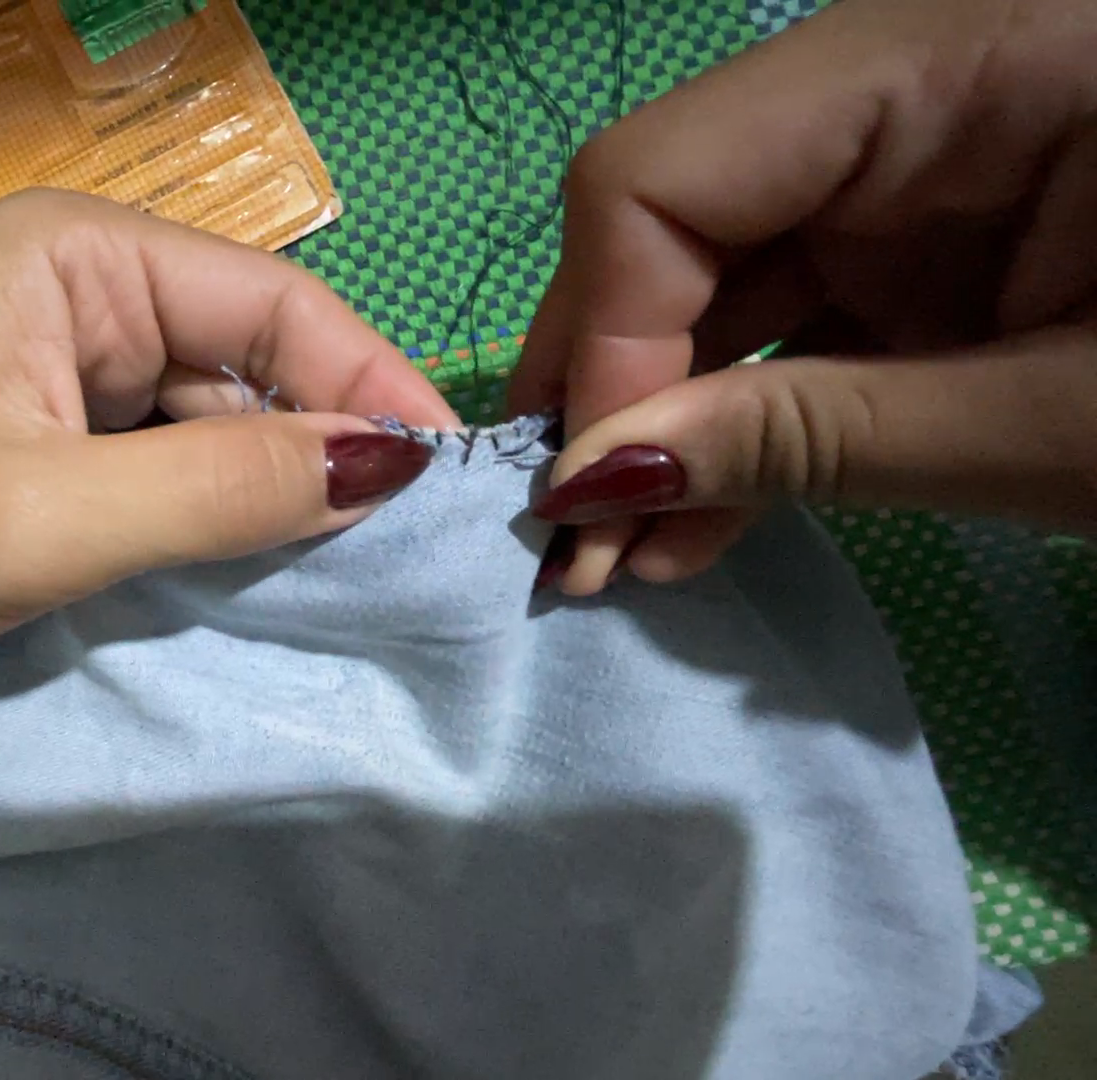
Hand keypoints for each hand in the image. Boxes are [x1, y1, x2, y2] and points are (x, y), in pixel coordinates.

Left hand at [0, 190, 456, 649]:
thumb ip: (217, 487)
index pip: (259, 299)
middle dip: (323, 429)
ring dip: (281, 469)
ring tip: (347, 534)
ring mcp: (86, 357)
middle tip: (401, 514)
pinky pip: (187, 448)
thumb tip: (381, 467)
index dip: (360, 373)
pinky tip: (268, 534)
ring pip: (225, 406)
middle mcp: (87, 288)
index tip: (435, 456)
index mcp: (71, 257)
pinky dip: (232, 493)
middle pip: (250, 350)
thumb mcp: (56, 514)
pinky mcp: (83, 424)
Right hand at [510, 0, 1096, 594]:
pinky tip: (694, 525)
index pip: (657, 180)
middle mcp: (906, 80)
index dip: (594, 333)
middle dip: (601, 396)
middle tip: (569, 531)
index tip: (587, 477)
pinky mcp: (919, 236)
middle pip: (656, 234)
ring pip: (699, 295)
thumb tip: (584, 486)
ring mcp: (906, 164)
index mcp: (971, 47)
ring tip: (624, 556)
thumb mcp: (1076, 428)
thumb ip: (800, 441)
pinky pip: (770, 327)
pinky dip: (726, 431)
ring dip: (654, 434)